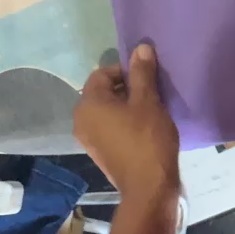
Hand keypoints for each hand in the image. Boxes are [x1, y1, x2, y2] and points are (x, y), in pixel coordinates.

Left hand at [74, 44, 179, 196]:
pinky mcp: (100, 151)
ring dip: (127, 104)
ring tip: (151, 109)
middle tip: (153, 92)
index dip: (126, 70)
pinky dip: (124, 121)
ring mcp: (88, 138)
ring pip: (107, 110)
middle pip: (103, 91)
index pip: (102, 73)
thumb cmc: (148, 139)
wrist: (149, 186)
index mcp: (89, 104)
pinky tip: (145, 127)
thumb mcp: (148, 102)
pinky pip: (109, 126)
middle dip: (127, 87)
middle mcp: (81, 119)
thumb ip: (143, 73)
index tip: (148, 78)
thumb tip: (141, 48)